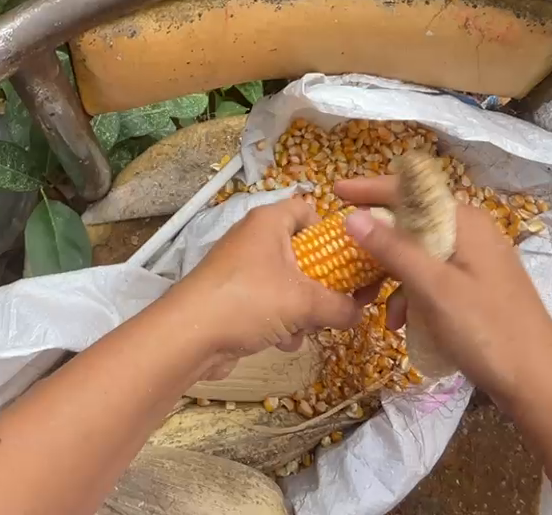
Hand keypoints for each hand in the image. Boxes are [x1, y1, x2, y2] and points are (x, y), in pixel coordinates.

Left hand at [156, 196, 362, 370]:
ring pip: (290, 284)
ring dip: (303, 311)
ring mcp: (243, 267)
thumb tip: (360, 312)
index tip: (350, 260)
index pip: (307, 210)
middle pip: (303, 253)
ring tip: (304, 329)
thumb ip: (341, 306)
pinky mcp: (235, 295)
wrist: (191, 334)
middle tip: (337, 305)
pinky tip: (282, 341)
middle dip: (321, 285)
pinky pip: (271, 303)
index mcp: (269, 221)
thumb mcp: (305, 302)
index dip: (331, 232)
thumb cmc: (249, 300)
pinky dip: (281, 322)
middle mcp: (255, 238)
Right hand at [334, 176, 551, 404]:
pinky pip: (433, 275)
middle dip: (377, 239)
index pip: (408, 191)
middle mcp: (470, 231)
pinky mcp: (477, 286)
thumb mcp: (432, 288)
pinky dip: (412, 292)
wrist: (543, 387)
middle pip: (411, 221)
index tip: (334, 191)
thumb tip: (352, 215)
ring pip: (419, 252)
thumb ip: (392, 248)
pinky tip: (399, 321)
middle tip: (345, 252)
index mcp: (463, 221)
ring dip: (392, 272)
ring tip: (368, 297)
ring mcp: (475, 260)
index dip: (369, 189)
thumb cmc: (487, 330)